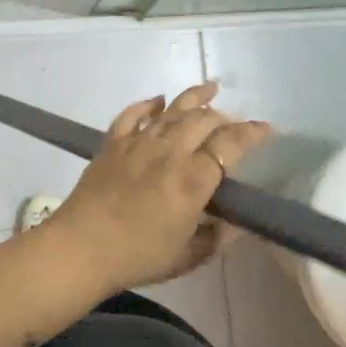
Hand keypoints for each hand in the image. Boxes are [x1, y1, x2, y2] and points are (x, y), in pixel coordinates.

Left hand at [47, 83, 270, 292]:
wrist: (80, 248)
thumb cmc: (137, 257)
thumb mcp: (188, 256)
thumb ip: (216, 238)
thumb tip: (235, 224)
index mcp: (192, 180)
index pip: (229, 145)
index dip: (250, 134)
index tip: (265, 129)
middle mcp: (168, 153)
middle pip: (202, 120)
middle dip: (223, 117)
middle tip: (233, 122)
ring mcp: (137, 144)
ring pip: (171, 111)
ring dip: (193, 98)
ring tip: (209, 89)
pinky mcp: (111, 144)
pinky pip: (132, 115)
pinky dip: (147, 105)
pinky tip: (158, 102)